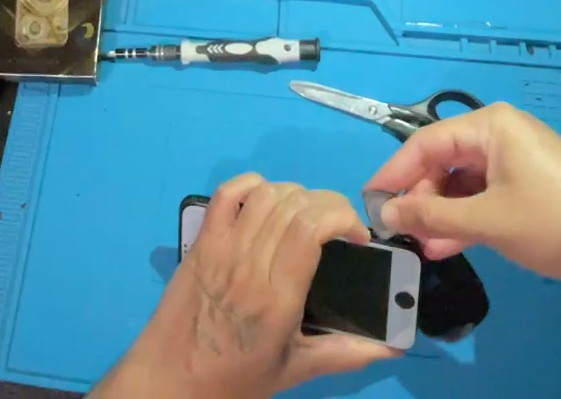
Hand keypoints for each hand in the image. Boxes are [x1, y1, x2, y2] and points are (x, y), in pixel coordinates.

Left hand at [93, 174, 398, 398]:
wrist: (170, 376)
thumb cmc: (234, 377)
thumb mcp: (294, 371)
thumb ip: (343, 353)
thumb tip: (390, 344)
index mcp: (277, 298)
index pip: (310, 228)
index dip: (341, 216)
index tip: (357, 235)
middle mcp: (250, 263)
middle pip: (294, 204)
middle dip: (328, 204)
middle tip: (340, 226)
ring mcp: (222, 246)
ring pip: (266, 193)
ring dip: (296, 193)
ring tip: (308, 214)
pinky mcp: (202, 238)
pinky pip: (227, 193)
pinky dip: (253, 184)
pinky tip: (268, 198)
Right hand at [366, 103, 560, 303]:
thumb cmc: (557, 222)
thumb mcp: (487, 222)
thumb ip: (431, 217)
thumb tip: (387, 214)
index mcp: (490, 124)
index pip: (426, 142)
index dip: (394, 172)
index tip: (370, 199)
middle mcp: (501, 133)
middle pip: (444, 161)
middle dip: (421, 197)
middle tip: (400, 230)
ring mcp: (518, 159)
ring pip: (464, 181)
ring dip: (443, 212)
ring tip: (423, 245)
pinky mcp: (532, 184)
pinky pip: (486, 193)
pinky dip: (468, 217)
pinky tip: (450, 244)